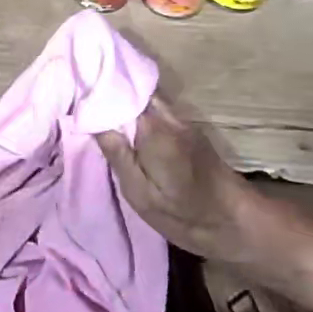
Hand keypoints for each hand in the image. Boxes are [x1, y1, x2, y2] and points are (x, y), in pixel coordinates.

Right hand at [94, 96, 281, 264]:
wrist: (237, 226)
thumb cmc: (184, 215)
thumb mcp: (140, 193)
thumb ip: (119, 156)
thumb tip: (94, 122)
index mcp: (157, 132)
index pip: (123, 95)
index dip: (98, 88)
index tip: (75, 86)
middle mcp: (171, 119)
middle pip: (134, 92)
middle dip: (108, 89)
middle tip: (78, 94)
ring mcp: (182, 123)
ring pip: (144, 99)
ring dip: (121, 99)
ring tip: (92, 106)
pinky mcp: (187, 132)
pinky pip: (154, 111)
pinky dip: (134, 111)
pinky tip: (117, 120)